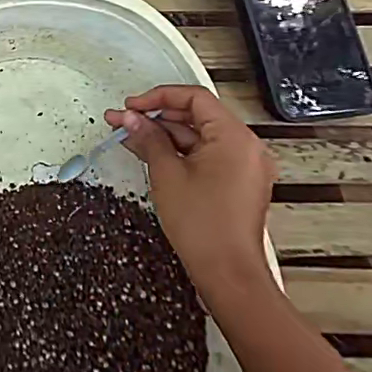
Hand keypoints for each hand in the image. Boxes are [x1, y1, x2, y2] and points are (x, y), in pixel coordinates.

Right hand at [106, 85, 276, 298]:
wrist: (228, 274)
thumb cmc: (206, 230)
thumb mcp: (167, 175)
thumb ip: (148, 139)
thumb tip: (132, 118)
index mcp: (234, 136)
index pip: (194, 97)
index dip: (159, 98)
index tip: (133, 105)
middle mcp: (246, 146)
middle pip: (198, 115)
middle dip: (158, 117)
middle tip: (125, 120)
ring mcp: (245, 165)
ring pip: (201, 137)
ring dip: (167, 136)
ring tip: (132, 138)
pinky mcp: (239, 182)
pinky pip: (209, 155)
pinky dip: (182, 153)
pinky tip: (155, 155)